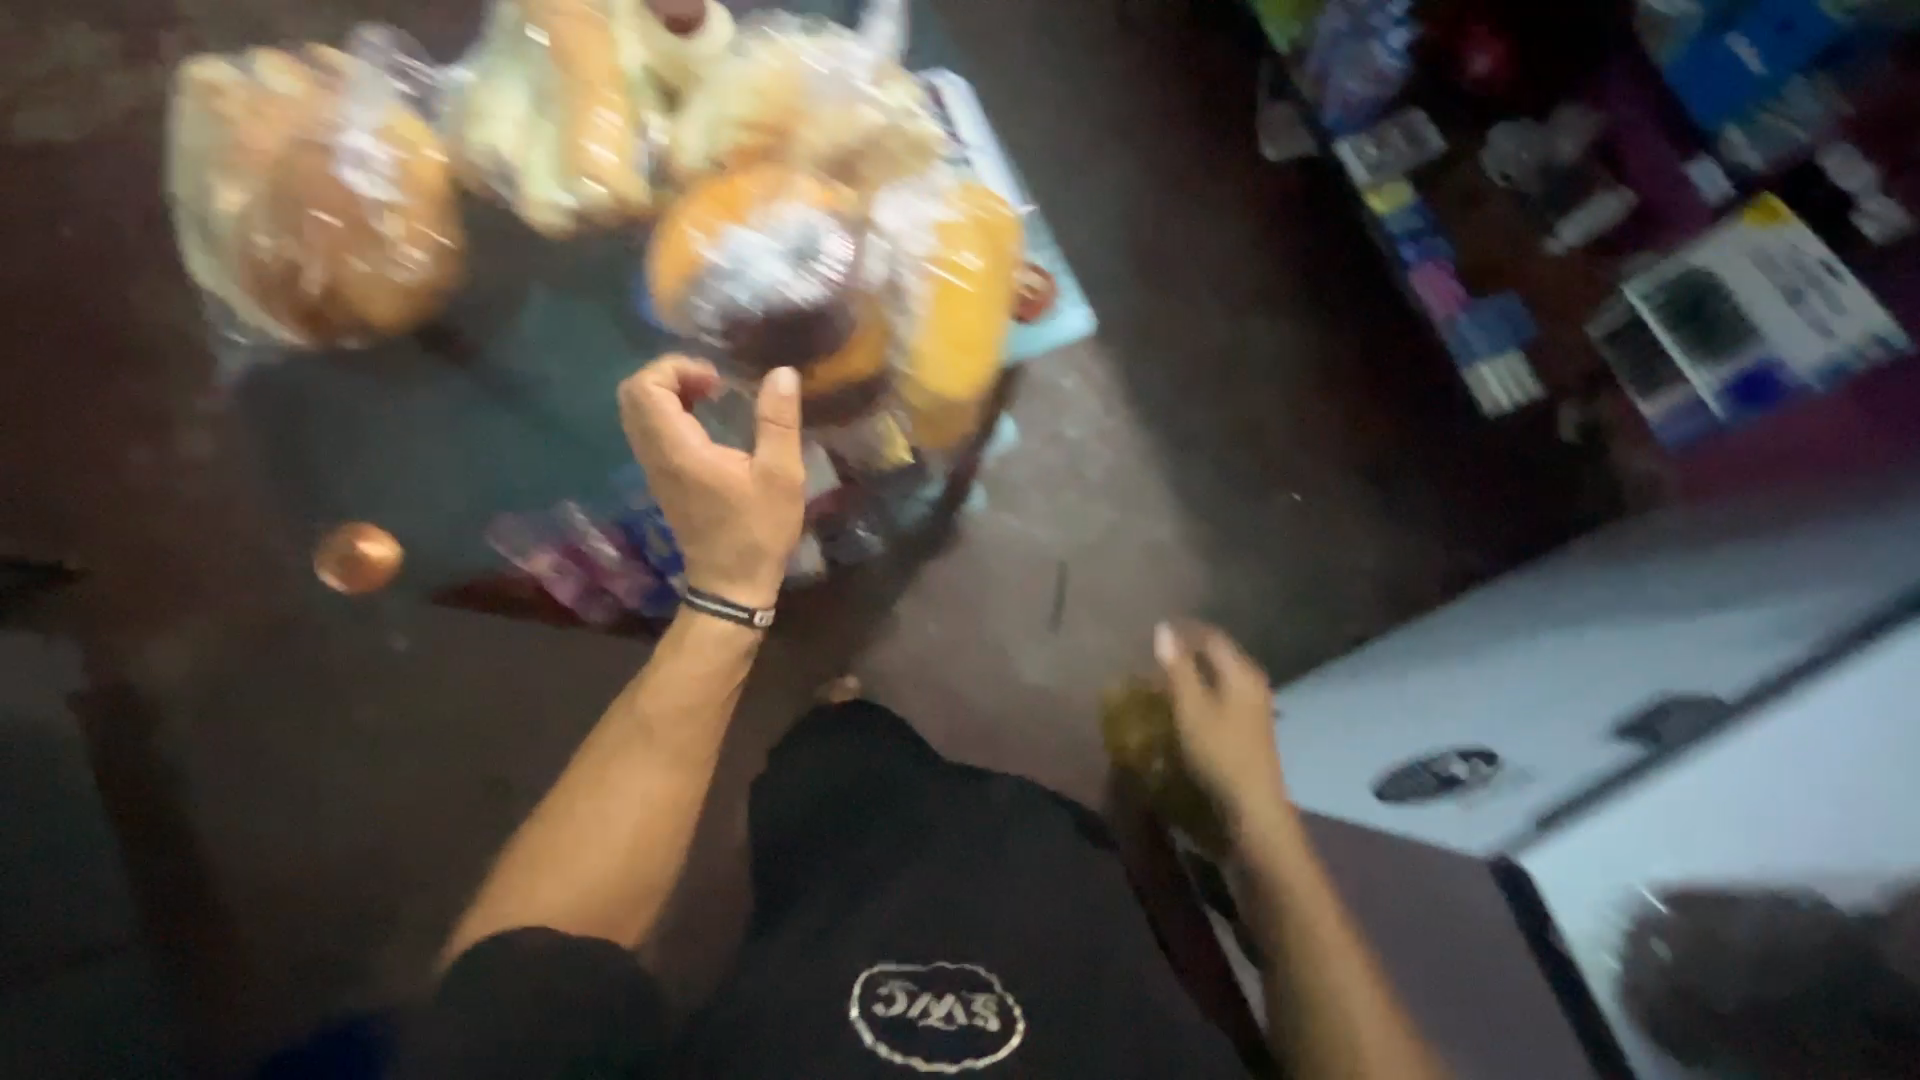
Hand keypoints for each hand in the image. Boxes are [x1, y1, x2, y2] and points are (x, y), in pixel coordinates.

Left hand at [619, 356, 806, 608]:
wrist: (731, 584)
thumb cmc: (758, 531)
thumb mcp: (781, 475)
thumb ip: (779, 421)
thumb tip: (782, 373)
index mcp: (679, 450)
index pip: (645, 388)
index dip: (676, 368)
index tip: (717, 380)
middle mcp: (656, 456)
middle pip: (633, 395)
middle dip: (670, 375)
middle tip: (712, 384)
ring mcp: (654, 470)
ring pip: (638, 413)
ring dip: (669, 394)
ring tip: (712, 398)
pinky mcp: (662, 480)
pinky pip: (649, 431)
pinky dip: (670, 414)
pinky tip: (707, 423)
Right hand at [1155, 621, 1290, 830]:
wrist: (1253, 805)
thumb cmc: (1219, 752)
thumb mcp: (1191, 708)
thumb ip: (1178, 668)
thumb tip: (1163, 630)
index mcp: (1242, 672)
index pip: (1212, 637)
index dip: (1185, 631)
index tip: (1156, 631)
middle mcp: (1253, 683)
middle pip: (1218, 655)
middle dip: (1188, 651)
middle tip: (1156, 655)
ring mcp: (1255, 706)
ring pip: (1220, 676)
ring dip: (1193, 673)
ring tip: (1164, 678)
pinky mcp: (1250, 726)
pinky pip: (1223, 694)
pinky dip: (1202, 691)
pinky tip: (1185, 704)